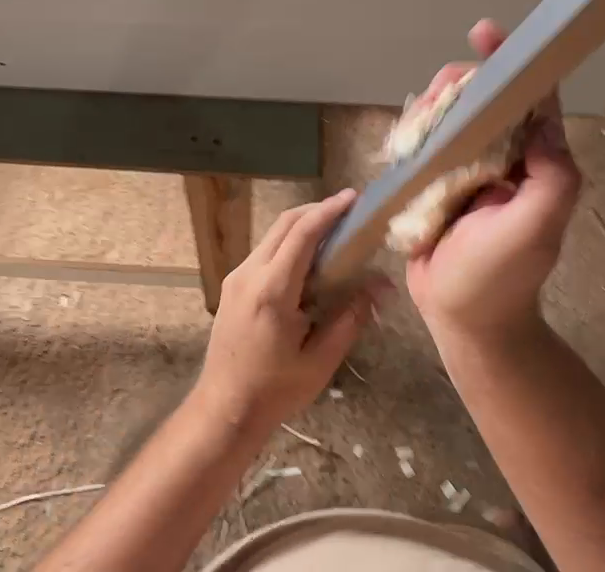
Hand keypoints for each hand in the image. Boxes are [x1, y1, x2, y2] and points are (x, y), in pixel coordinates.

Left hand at [191, 191, 386, 434]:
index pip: (302, 234)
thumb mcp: (320, 359)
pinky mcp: (233, 286)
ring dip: (302, 226)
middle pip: (284, 225)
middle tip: (349, 209)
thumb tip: (381, 286)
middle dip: (317, 211)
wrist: (224, 407)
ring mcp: (236, 277)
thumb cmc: (275, 390)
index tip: (353, 198)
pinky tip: (310, 257)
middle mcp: (249, 273)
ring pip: (272, 236)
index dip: (329, 211)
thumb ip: (350, 317)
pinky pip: (264, 253)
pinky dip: (289, 244)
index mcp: (271, 290)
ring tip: (336, 229)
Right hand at [406, 20, 582, 347]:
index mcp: (533, 163)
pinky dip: (412, 135)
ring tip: (415, 127)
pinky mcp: (435, 182)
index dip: (512, 64)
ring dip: (430, 111)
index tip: (486, 34)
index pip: (530, 101)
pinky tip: (402, 143)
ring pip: (448, 118)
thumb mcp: (534, 230)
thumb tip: (544, 121)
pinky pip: (424, 144)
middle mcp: (502, 158)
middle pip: (481, 101)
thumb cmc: (498, 278)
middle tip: (438, 93)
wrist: (460, 319)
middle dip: (458, 87)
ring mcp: (466, 169)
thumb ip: (550, 178)